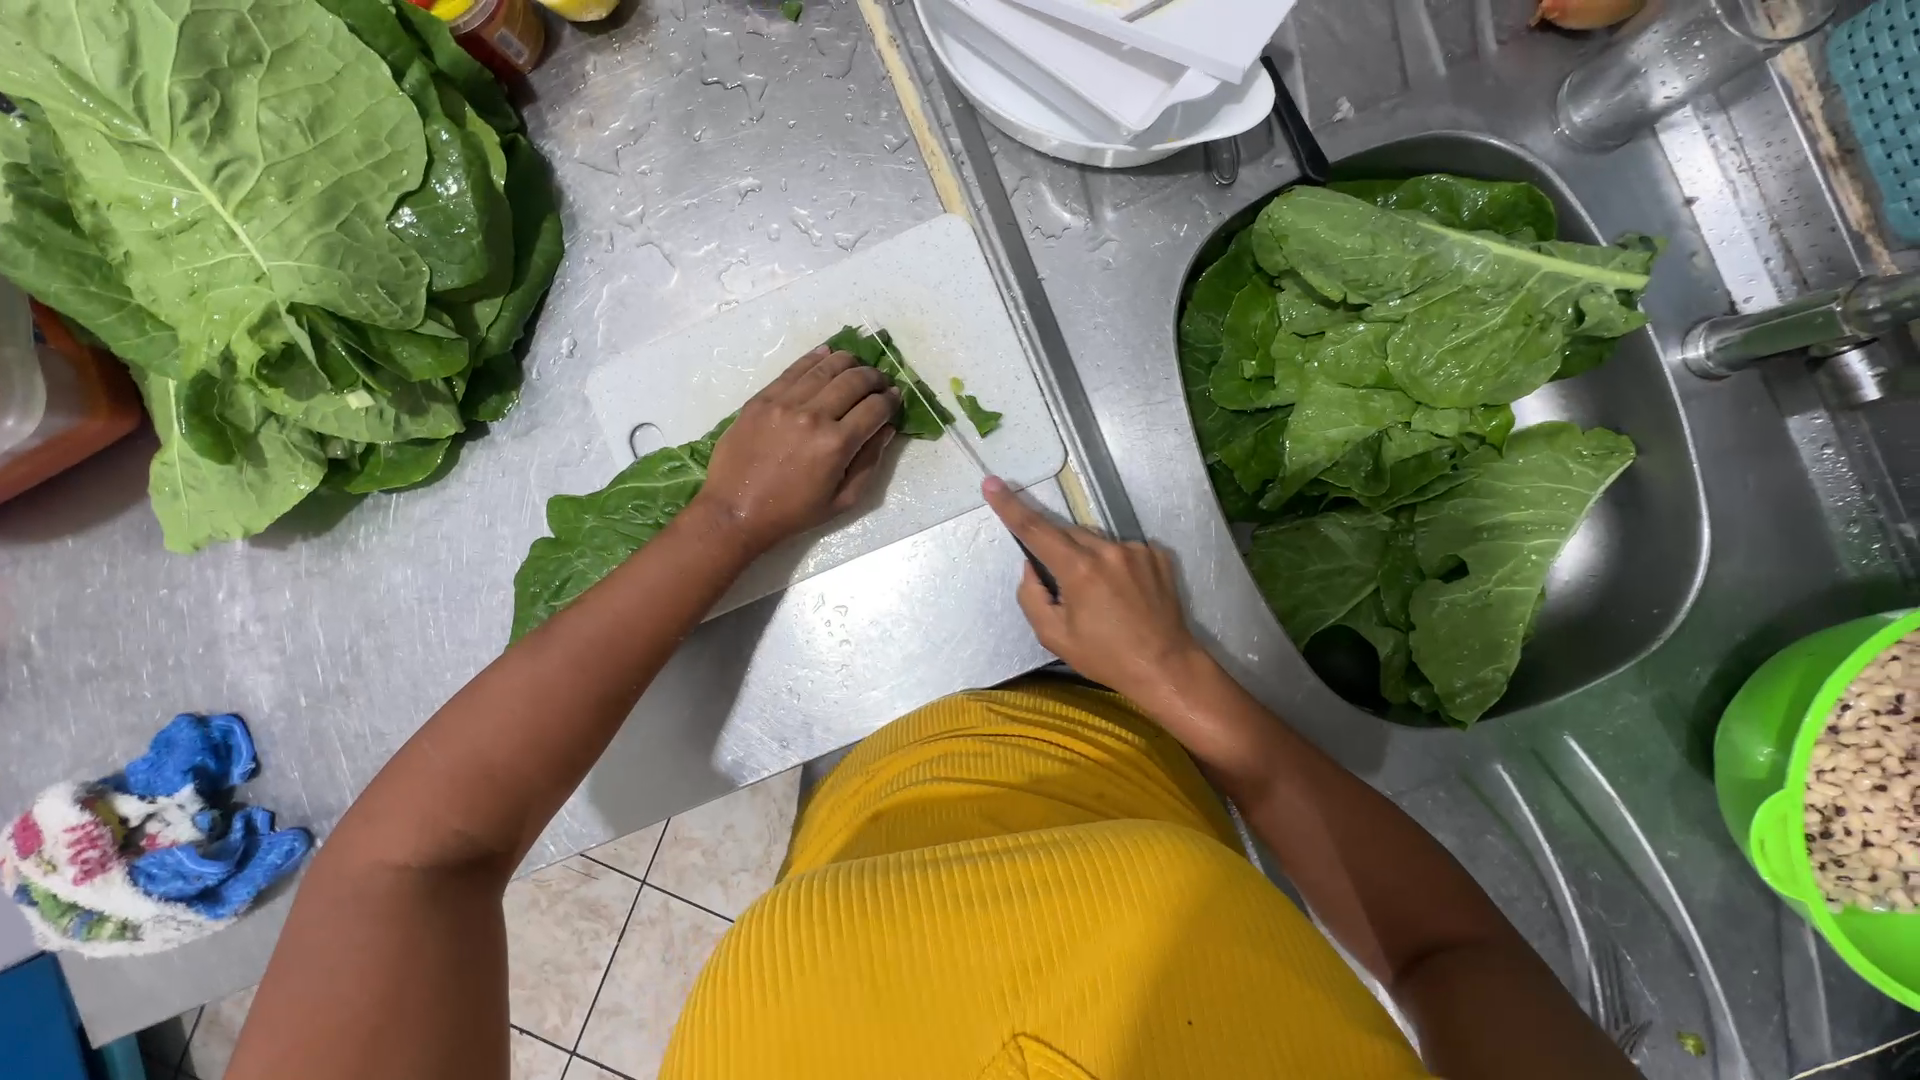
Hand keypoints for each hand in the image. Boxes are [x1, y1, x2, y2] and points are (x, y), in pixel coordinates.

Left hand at [691, 346, 898, 556]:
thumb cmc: (793, 512)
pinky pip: (794, 370)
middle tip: (880, 381)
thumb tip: (886, 430)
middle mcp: (814, 416)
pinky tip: (827, 353)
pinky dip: (815, 358)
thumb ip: (869, 463)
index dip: (891, 400)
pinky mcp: (762, 399)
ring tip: (857, 365)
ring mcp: (784, 404)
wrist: (736, 511)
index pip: (875, 408)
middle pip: (854, 381)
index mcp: (837, 445)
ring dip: (848, 362)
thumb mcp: (843, 500)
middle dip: (874, 378)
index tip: (895, 397)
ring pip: (825, 368)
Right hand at [983, 477, 1208, 705]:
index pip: (1036, 529)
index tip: (992, 484)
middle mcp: (1108, 550)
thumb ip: (1032, 596)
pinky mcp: (1157, 555)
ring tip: (1101, 598)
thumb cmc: (1106, 657)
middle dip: (1057, 550)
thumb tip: (1031, 566)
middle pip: (1068, 534)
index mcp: (1079, 570)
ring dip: (1088, 560)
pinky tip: (1124, 594)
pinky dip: (1115, 565)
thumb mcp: (1054, 636)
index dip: (1010, 506)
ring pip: (1096, 542)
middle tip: (1064, 587)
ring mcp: (1137, 550)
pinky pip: (1123, 550)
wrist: (1166, 666)